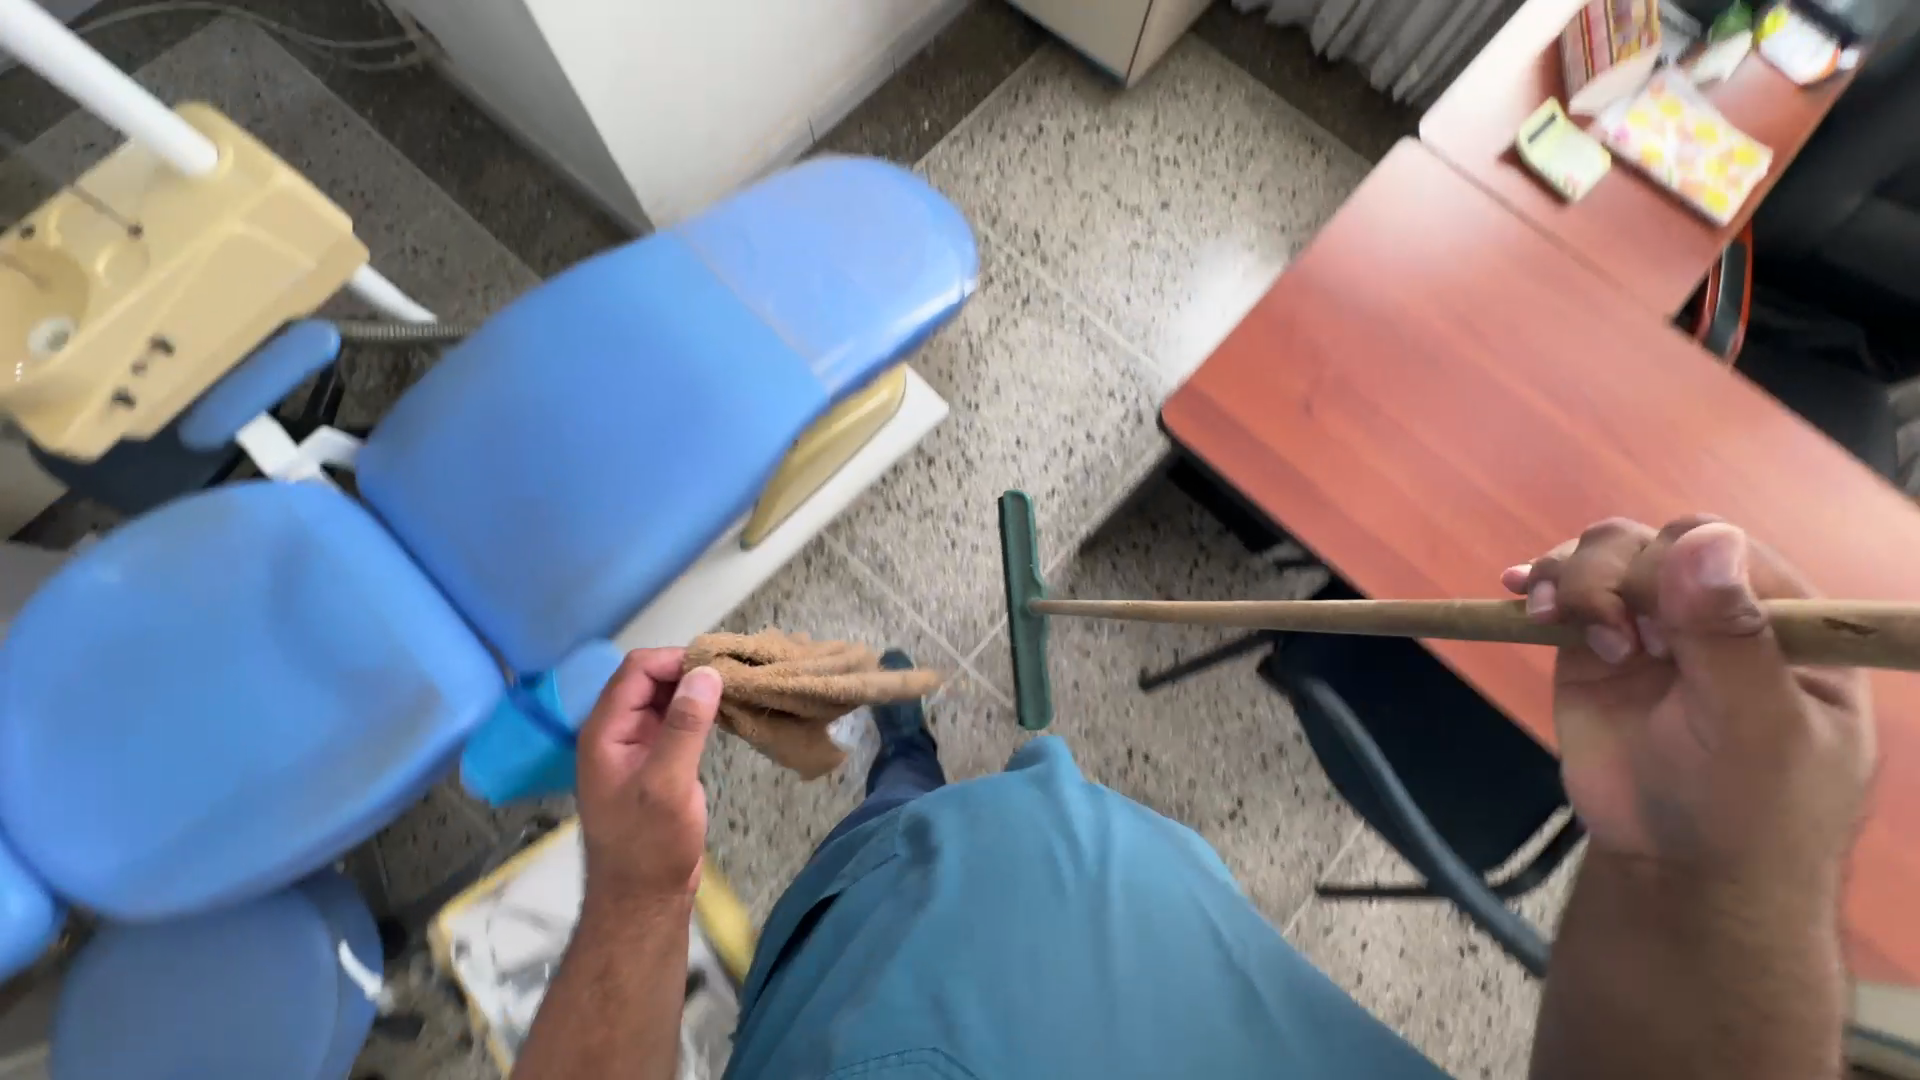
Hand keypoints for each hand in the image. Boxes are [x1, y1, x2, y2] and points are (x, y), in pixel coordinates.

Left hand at [575, 649, 722, 913]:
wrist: (643, 899)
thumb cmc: (650, 845)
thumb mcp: (667, 784)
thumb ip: (684, 727)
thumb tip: (706, 672)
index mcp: (606, 731)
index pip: (638, 669)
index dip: (677, 661)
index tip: (720, 669)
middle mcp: (617, 731)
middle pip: (650, 678)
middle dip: (690, 670)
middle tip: (734, 676)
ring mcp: (636, 746)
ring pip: (665, 697)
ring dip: (697, 689)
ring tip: (736, 690)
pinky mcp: (656, 761)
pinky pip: (676, 719)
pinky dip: (699, 710)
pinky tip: (726, 714)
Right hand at [1502, 518, 1874, 882]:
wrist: (1673, 861)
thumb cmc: (1745, 805)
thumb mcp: (1754, 725)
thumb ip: (1731, 635)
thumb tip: (1704, 539)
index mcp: (1782, 623)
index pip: (1719, 548)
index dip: (1671, 571)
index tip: (1657, 634)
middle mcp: (1710, 614)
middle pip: (1645, 543)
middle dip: (1612, 580)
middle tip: (1614, 644)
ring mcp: (1645, 629)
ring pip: (1598, 557)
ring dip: (1570, 579)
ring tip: (1555, 622)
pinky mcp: (1588, 650)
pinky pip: (1560, 594)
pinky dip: (1536, 584)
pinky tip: (1519, 590)